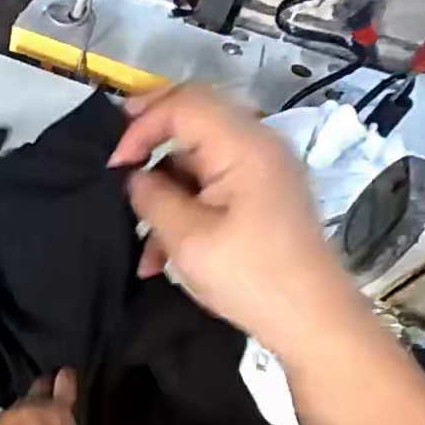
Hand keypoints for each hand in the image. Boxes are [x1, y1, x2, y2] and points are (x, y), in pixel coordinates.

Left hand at [0, 368, 107, 424]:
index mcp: (58, 413)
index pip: (66, 379)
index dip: (70, 378)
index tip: (71, 383)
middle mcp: (30, 406)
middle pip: (41, 385)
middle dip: (50, 392)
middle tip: (56, 413)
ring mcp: (6, 416)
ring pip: (23, 403)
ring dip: (31, 412)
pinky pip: (8, 420)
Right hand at [107, 83, 367, 356]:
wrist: (311, 320)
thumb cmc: (250, 278)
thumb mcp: (188, 240)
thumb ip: (153, 199)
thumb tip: (135, 178)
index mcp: (244, 145)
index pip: (183, 104)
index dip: (140, 125)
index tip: (112, 166)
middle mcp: (257, 146)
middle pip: (193, 120)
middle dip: (149, 139)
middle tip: (115, 160)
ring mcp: (262, 172)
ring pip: (198, 162)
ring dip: (164, 191)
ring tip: (140, 236)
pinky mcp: (261, 198)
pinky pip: (213, 187)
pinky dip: (185, 210)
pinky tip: (162, 254)